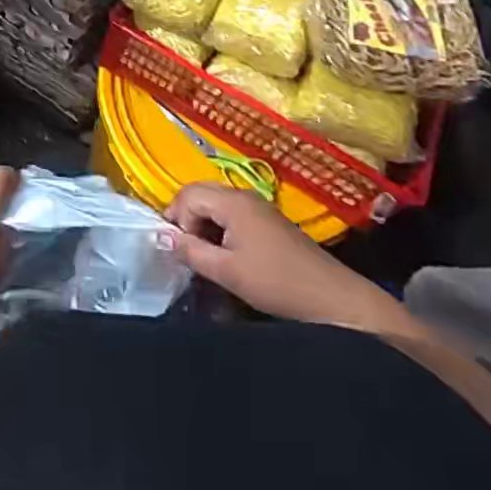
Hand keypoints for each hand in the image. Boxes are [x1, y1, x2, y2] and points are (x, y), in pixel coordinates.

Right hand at [166, 184, 401, 332]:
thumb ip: (191, 251)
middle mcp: (243, 195)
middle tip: (187, 252)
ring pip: (215, 204)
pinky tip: (226, 255)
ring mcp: (257, 206)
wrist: (330, 296)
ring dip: (203, 225)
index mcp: (232, 201)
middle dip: (186, 219)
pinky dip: (219, 229)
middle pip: (200, 193)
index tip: (180, 251)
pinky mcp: (267, 220)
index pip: (188, 194)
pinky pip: (231, 213)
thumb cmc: (275, 282)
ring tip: (205, 257)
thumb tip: (160, 235)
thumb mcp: (227, 271)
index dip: (176, 219)